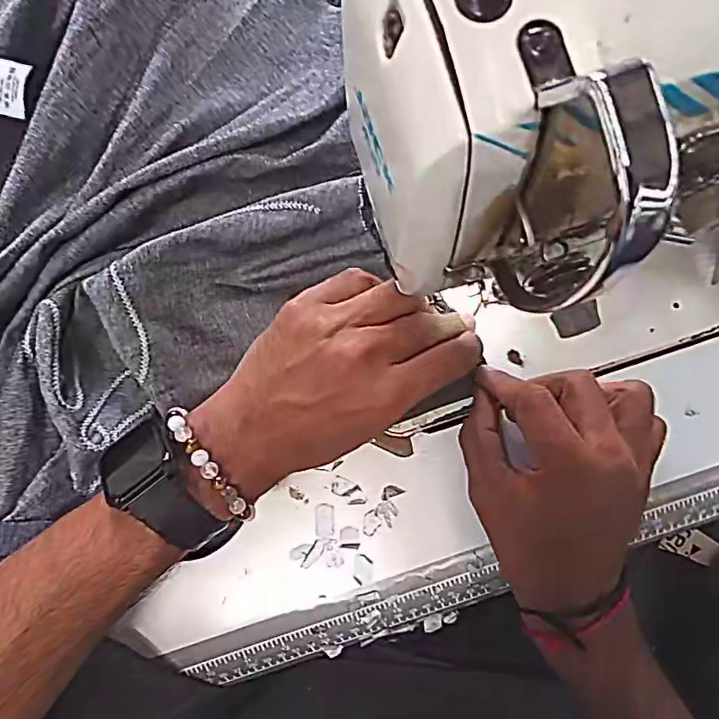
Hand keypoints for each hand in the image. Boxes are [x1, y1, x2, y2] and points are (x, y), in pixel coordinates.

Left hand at [189, 268, 480, 500]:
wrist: (250, 430)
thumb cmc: (303, 438)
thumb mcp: (369, 429)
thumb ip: (404, 394)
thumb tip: (429, 369)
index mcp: (384, 393)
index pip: (444, 358)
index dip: (465, 348)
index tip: (467, 344)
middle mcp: (362, 354)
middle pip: (425, 323)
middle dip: (447, 324)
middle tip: (451, 324)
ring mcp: (333, 325)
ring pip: (396, 295)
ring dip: (416, 302)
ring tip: (418, 309)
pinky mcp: (306, 307)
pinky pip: (354, 280)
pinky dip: (373, 287)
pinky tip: (376, 296)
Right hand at [459, 368, 666, 615]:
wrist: (570, 590)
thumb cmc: (535, 554)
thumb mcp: (489, 492)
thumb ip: (480, 438)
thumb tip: (482, 404)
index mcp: (570, 461)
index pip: (534, 398)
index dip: (503, 385)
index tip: (490, 383)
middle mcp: (610, 456)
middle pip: (579, 384)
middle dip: (541, 386)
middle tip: (518, 402)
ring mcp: (633, 462)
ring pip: (626, 393)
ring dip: (589, 392)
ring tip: (562, 408)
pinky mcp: (643, 470)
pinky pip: (647, 421)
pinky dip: (622, 413)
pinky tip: (595, 425)